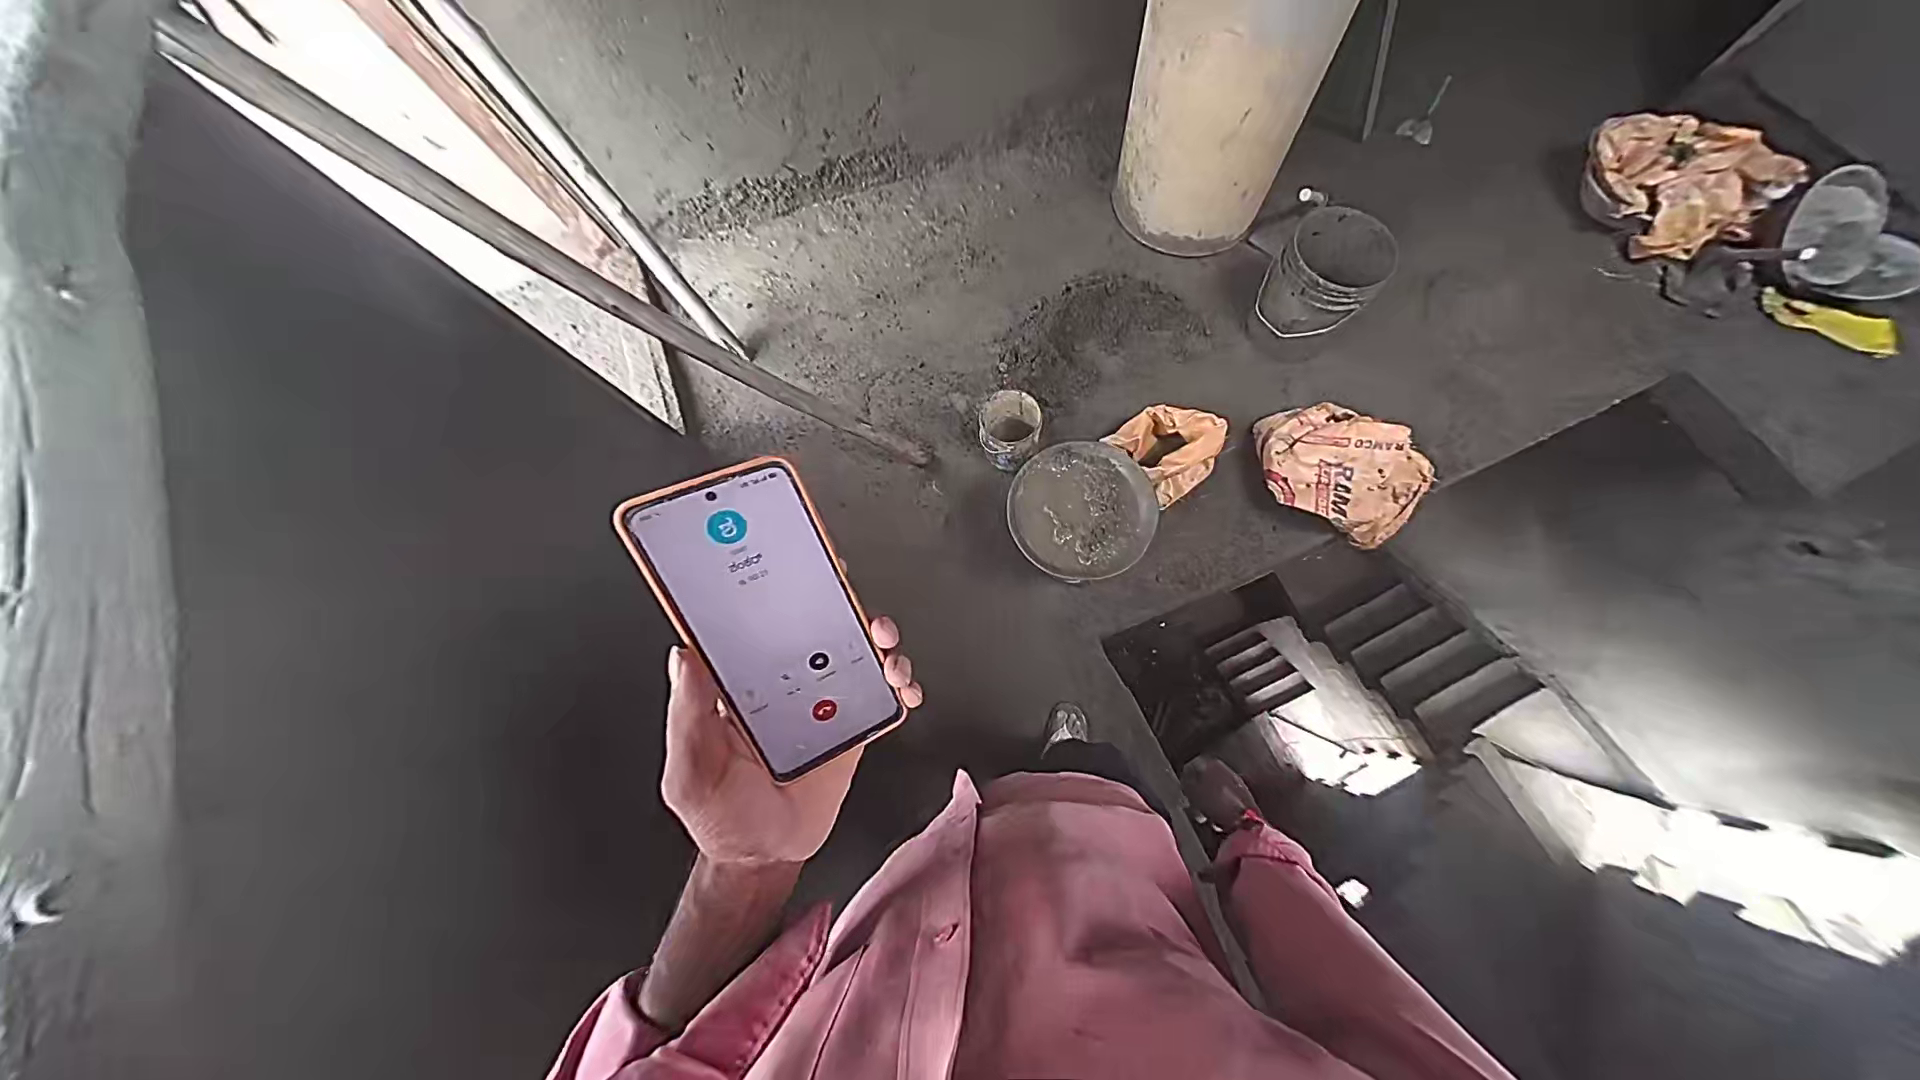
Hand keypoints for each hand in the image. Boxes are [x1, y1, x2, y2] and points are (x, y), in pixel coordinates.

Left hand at [661, 617, 921, 865]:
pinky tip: (903, 691)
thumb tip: (683, 657)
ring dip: (882, 645)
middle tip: (857, 608)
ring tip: (887, 653)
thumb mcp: (690, 770)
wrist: (765, 855)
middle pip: (825, 632)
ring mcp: (826, 706)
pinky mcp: (855, 730)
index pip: (769, 625)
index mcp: (749, 685)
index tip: (802, 568)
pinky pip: (884, 700)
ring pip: (861, 659)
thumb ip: (688, 716)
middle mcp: (790, 685)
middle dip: (848, 610)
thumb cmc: (722, 815)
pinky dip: (901, 689)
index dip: (787, 592)